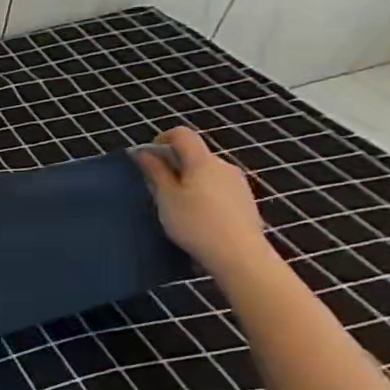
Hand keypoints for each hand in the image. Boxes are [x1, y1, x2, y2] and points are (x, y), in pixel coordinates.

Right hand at [133, 127, 273, 275]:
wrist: (239, 255)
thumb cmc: (195, 224)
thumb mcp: (166, 199)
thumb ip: (155, 172)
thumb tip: (144, 153)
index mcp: (202, 161)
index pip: (182, 135)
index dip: (162, 139)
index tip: (148, 158)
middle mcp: (223, 165)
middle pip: (195, 154)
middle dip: (174, 164)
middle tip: (157, 188)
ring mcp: (238, 183)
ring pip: (207, 172)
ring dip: (189, 180)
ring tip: (177, 207)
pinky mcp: (245, 200)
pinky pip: (218, 188)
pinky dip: (204, 194)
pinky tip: (198, 218)